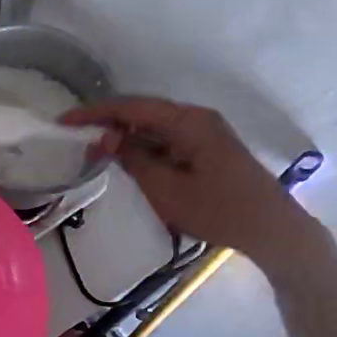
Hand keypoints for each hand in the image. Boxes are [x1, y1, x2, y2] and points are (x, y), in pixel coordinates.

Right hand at [62, 97, 320, 266]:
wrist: (271, 228)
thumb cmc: (217, 210)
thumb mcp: (165, 189)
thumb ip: (133, 159)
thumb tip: (106, 137)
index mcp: (188, 122)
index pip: (132, 107)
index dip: (95, 112)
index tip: (65, 120)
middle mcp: (196, 118)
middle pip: (143, 111)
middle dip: (107, 122)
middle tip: (74, 135)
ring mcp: (204, 132)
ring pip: (154, 125)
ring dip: (124, 135)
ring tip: (92, 149)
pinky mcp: (206, 148)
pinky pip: (166, 138)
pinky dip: (142, 145)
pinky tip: (124, 158)